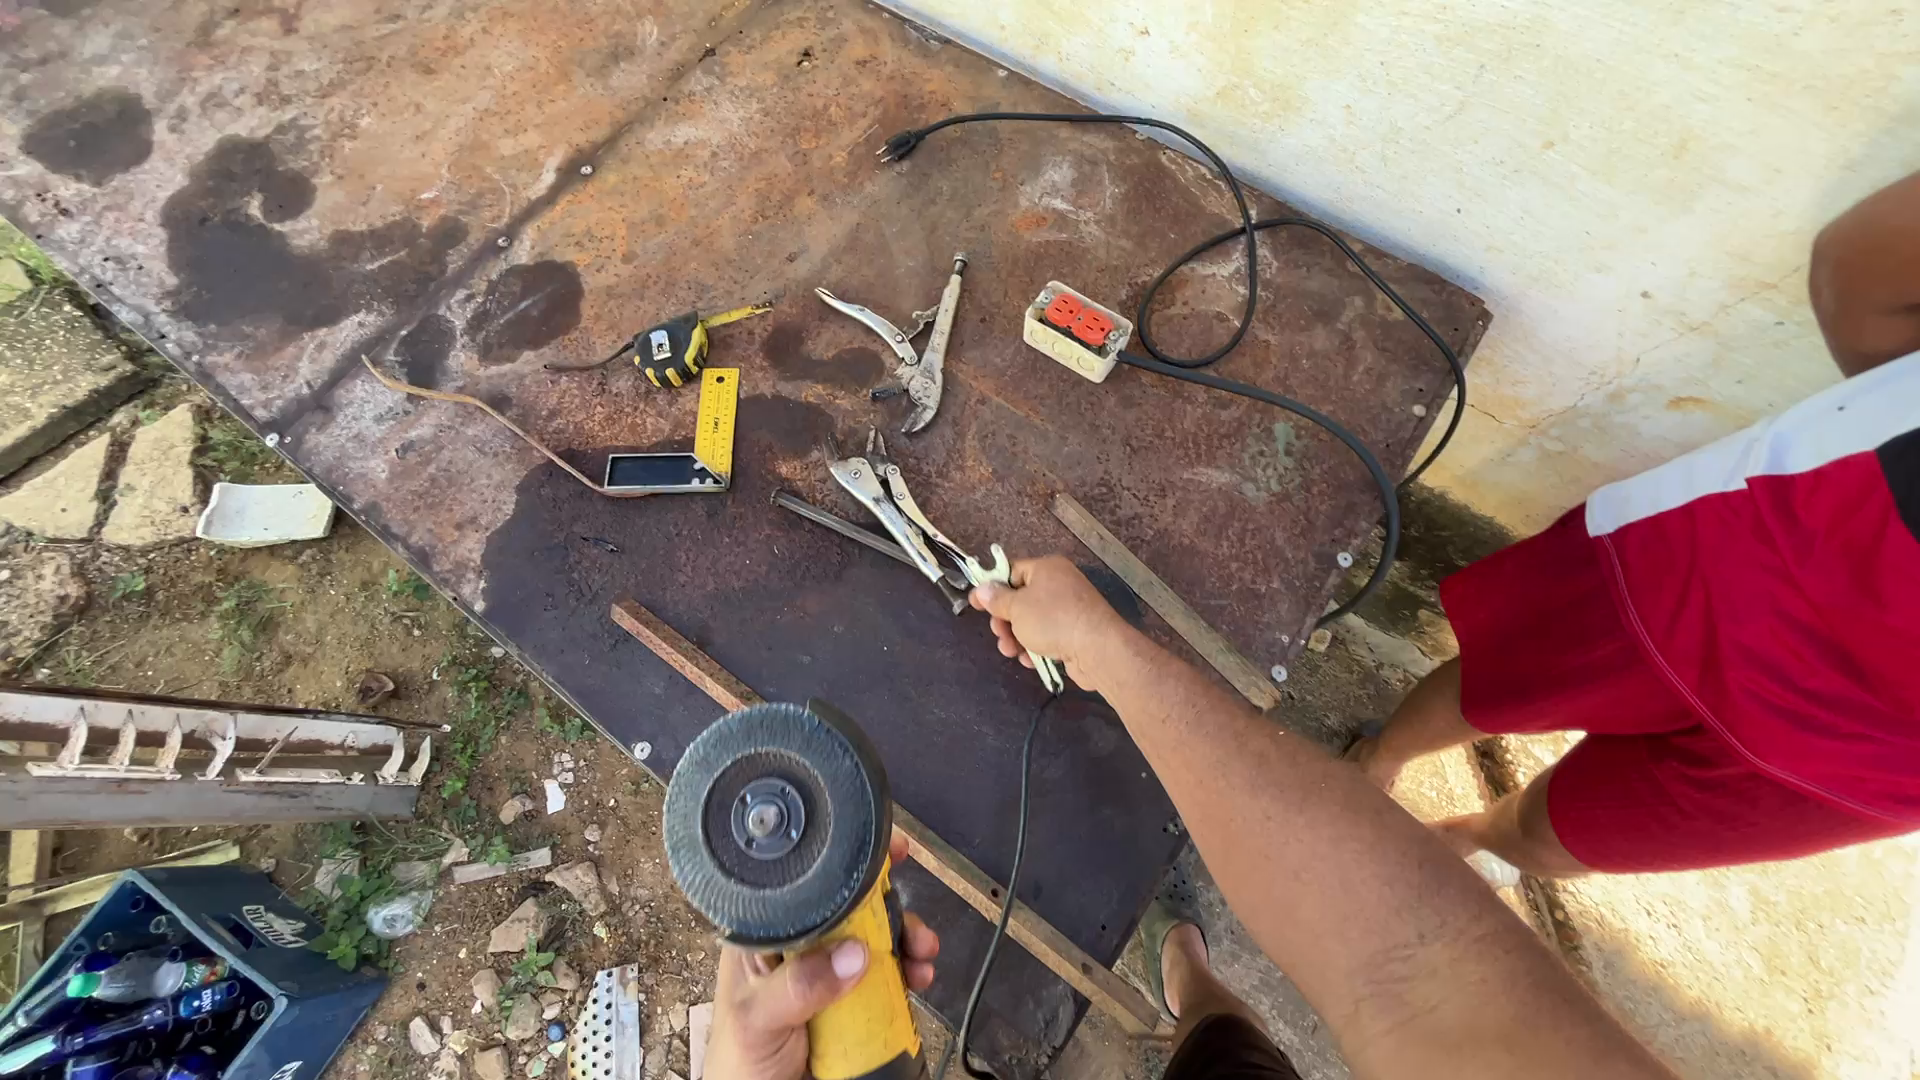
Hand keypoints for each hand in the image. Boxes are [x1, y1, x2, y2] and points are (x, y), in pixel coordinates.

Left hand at [703, 831, 939, 1079]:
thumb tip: (856, 954)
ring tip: (924, 953)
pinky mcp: (855, 1006)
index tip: (885, 851)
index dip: (848, 866)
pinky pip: (889, 979)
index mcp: (770, 934)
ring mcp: (831, 976)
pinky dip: (911, 972)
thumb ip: (799, 985)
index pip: (811, 887)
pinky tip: (921, 977)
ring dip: (908, 940)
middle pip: (855, 910)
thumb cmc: (738, 1062)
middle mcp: (805, 947)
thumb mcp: (756, 1018)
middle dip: (891, 908)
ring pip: (878, 941)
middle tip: (913, 921)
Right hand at [969, 555, 1131, 691]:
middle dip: (1005, 620)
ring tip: (1010, 651)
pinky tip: (1029, 659)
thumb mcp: (1017, 608)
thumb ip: (997, 599)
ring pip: (1032, 621)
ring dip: (1016, 637)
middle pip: (1020, 600)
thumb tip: (982, 589)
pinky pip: (1046, 636)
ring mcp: (1068, 610)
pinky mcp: (1073, 632)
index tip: (976, 604)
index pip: (1012, 572)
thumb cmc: (1053, 620)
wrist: (1097, 648)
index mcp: (1047, 569)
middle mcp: (1059, 585)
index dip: (992, 588)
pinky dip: (1035, 646)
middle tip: (999, 633)